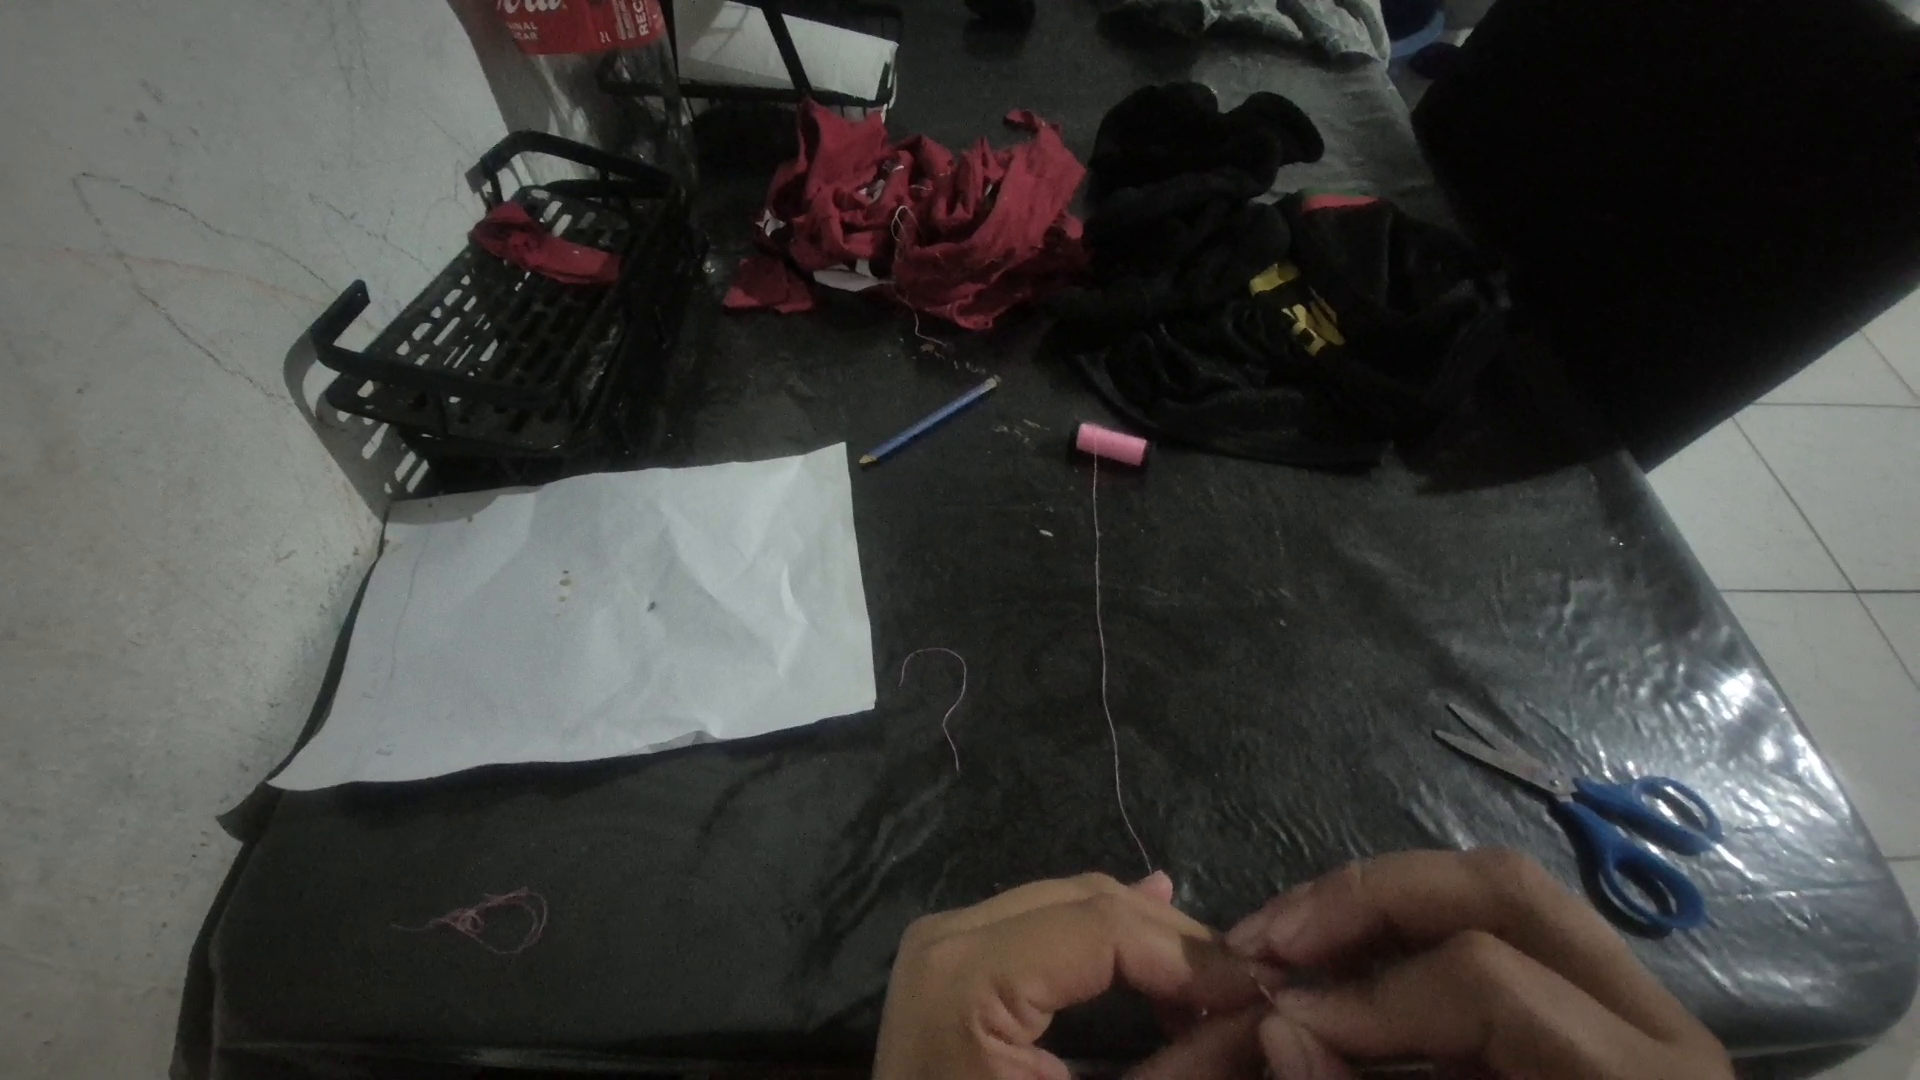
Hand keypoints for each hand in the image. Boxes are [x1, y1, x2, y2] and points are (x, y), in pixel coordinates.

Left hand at [873, 871, 1259, 1079]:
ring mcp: (946, 932)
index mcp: (966, 977)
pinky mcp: (954, 945)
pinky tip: (1154, 923)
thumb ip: (1179, 1070)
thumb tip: (1260, 1013)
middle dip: (1172, 940)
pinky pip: (1040, 917)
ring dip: (1143, 935)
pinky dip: (1101, 931)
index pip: (1098, 928)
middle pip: (1085, 902)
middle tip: (1245, 985)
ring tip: (1211, 978)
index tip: (1258, 988)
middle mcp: (950, 931)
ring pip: (1068, 901)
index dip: (1187, 954)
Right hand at [1223, 849, 1733, 1079]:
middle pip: (1501, 890)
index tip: (1283, 1016)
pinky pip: (1485, 924)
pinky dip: (1398, 928)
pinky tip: (1341, 955)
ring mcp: (1636, 1006)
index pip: (1489, 984)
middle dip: (1367, 896)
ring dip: (1375, 900)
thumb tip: (1278, 1027)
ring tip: (1296, 932)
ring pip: (1491, 887)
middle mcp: (1660, 1030)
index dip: (1372, 996)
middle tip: (1279, 932)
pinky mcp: (1595, 1006)